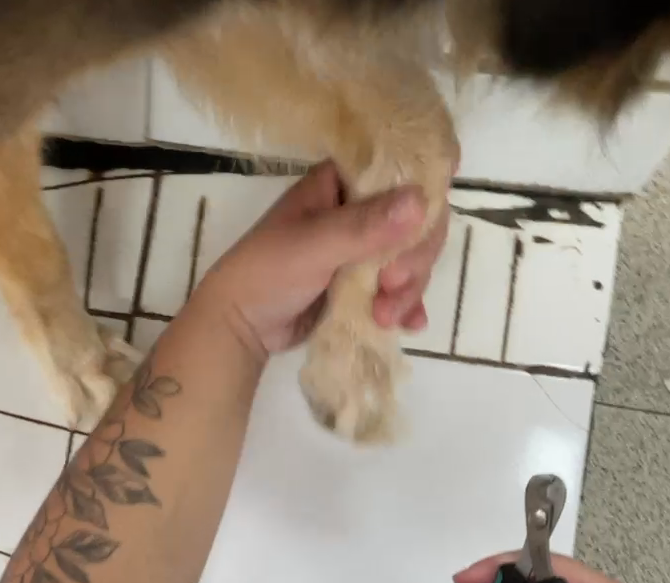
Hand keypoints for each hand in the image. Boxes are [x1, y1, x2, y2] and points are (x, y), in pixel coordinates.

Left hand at [187, 160, 449, 358]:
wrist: (241, 326)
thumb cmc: (266, 273)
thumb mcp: (313, 245)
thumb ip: (363, 226)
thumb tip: (419, 202)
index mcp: (342, 184)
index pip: (400, 168)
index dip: (424, 187)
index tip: (429, 218)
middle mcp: (359, 210)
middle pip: (416, 219)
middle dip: (413, 255)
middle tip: (393, 283)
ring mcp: (363, 250)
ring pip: (410, 258)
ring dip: (408, 288)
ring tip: (385, 316)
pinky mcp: (362, 286)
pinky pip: (399, 290)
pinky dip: (407, 306)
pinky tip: (409, 324)